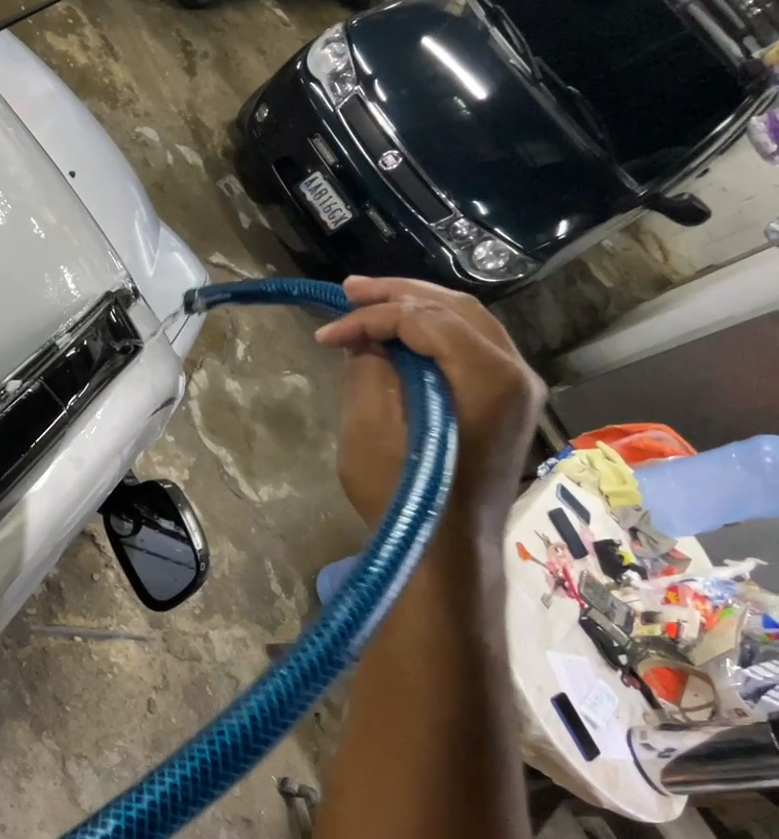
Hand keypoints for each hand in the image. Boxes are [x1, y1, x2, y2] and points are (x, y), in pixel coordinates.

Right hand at [315, 277, 542, 537]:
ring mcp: (515, 387)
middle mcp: (515, 371)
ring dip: (415, 308)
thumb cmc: (404, 493)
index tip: (323, 334)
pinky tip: (397, 337)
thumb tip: (364, 342)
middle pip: (457, 309)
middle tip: (347, 290)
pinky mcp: (503, 403)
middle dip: (398, 295)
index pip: (426, 320)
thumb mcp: (372, 430)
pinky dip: (431, 334)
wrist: (445, 548)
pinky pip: (470, 348)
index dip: (371, 318)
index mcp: (487, 376)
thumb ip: (371, 373)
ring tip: (366, 302)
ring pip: (467, 323)